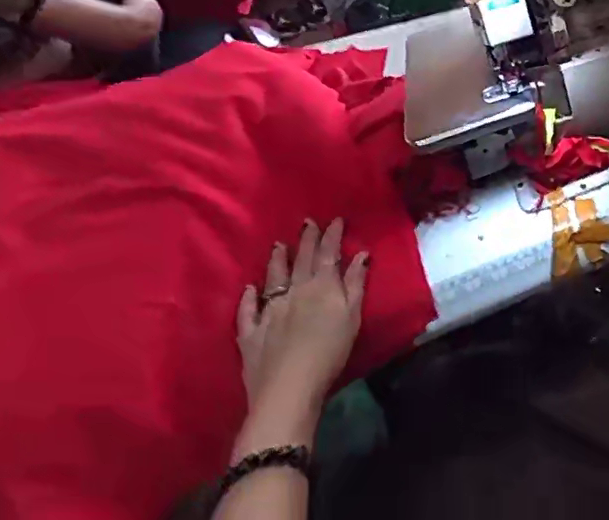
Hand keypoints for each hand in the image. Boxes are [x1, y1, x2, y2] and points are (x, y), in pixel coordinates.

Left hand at [236, 219, 369, 423]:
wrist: (289, 388)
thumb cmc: (330, 352)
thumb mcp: (352, 316)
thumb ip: (356, 284)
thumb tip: (361, 254)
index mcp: (322, 286)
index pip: (328, 254)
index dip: (332, 235)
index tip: (336, 219)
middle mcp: (294, 291)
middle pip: (301, 260)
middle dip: (307, 239)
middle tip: (307, 222)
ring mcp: (269, 311)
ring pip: (273, 279)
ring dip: (277, 261)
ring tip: (278, 245)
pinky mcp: (250, 334)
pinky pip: (247, 311)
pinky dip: (248, 299)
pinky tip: (248, 289)